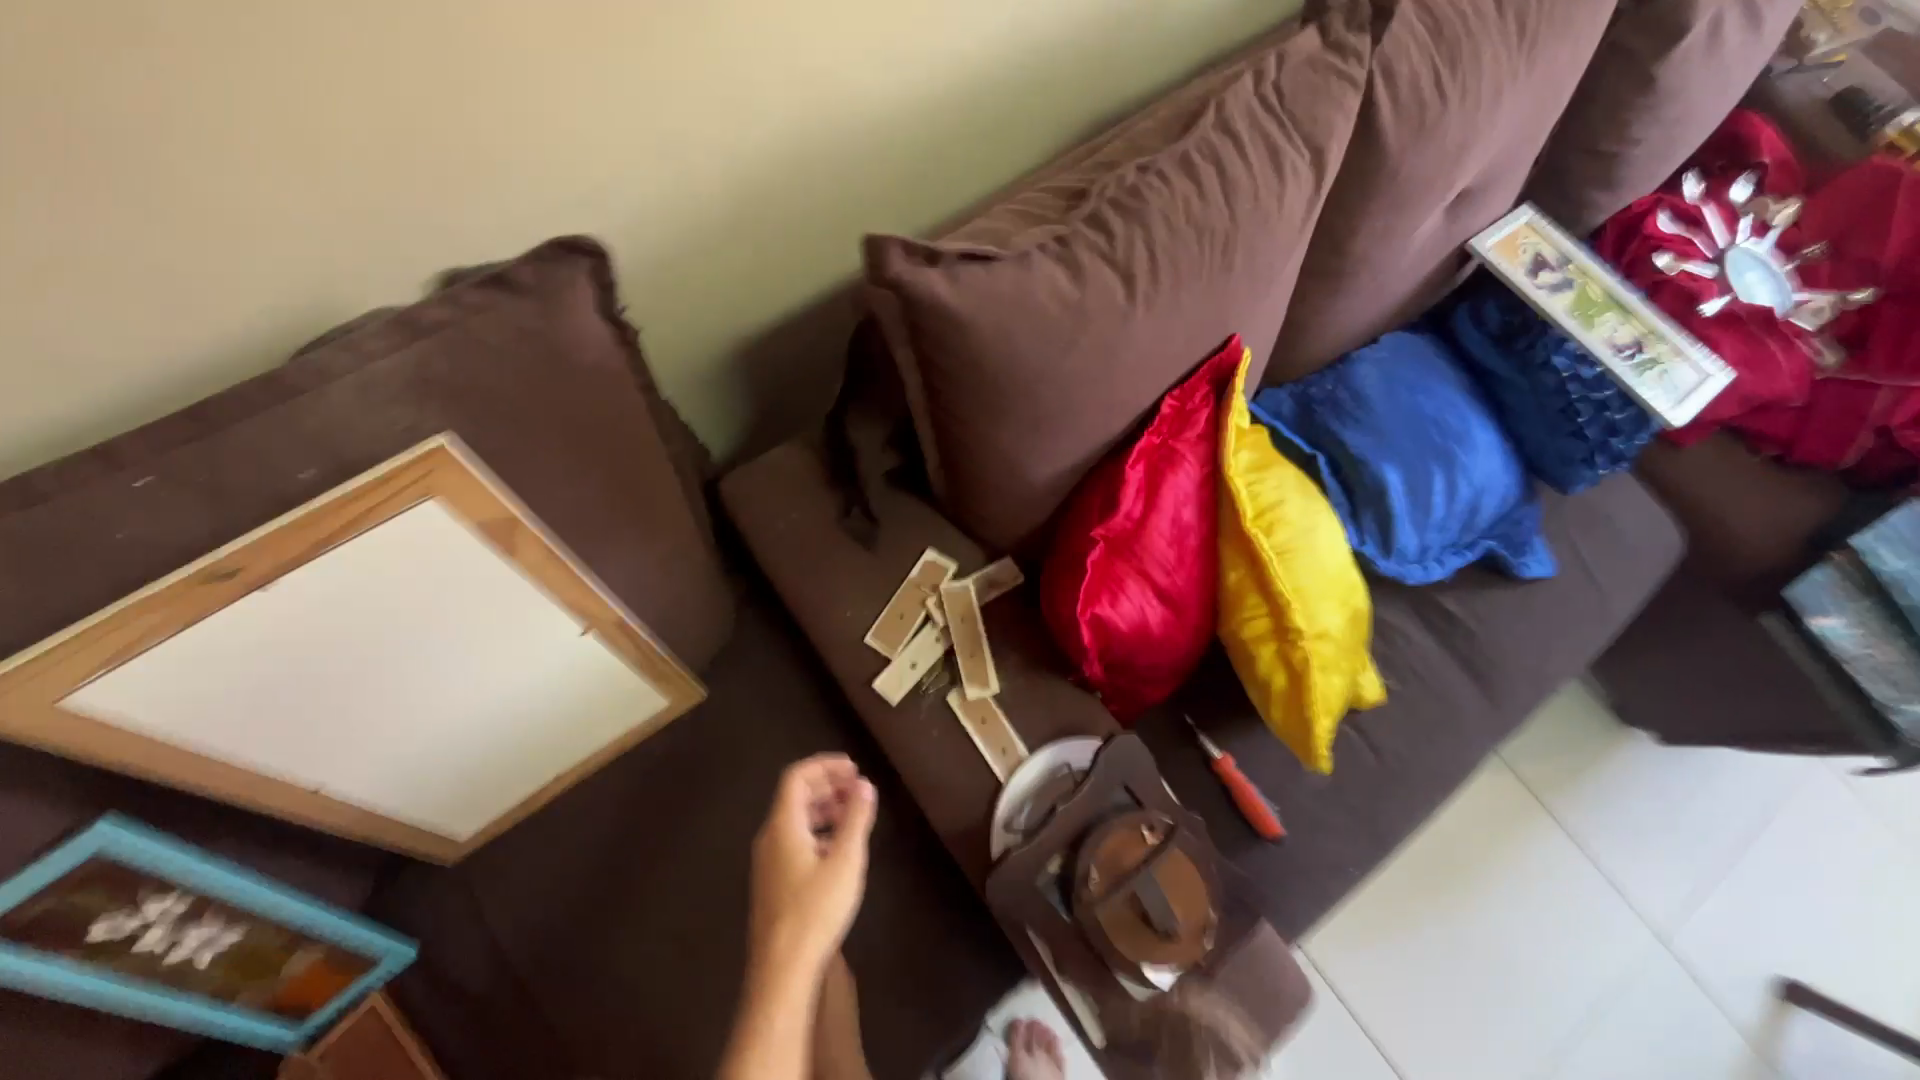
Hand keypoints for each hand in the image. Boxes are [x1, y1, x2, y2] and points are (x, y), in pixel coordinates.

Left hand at [748, 754, 876, 978]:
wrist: (782, 967)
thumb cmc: (816, 910)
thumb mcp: (845, 861)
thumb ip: (856, 819)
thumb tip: (864, 784)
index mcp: (783, 826)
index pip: (797, 778)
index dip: (824, 766)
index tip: (853, 767)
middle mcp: (770, 838)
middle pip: (795, 797)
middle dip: (827, 786)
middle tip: (858, 788)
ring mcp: (769, 862)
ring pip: (796, 821)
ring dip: (824, 809)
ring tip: (854, 815)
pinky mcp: (774, 883)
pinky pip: (795, 841)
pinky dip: (818, 832)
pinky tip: (839, 849)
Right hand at [1005, 1018, 1066, 1079]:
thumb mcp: (1011, 1073)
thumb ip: (1010, 1064)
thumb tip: (1009, 1055)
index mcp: (1018, 1058)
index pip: (1016, 1037)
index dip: (1016, 1027)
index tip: (1017, 1019)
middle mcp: (1034, 1056)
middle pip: (1033, 1038)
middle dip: (1033, 1028)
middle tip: (1033, 1019)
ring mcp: (1049, 1063)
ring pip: (1047, 1043)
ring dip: (1045, 1034)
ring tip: (1045, 1026)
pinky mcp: (1061, 1072)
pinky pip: (1059, 1055)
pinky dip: (1057, 1046)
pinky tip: (1056, 1040)